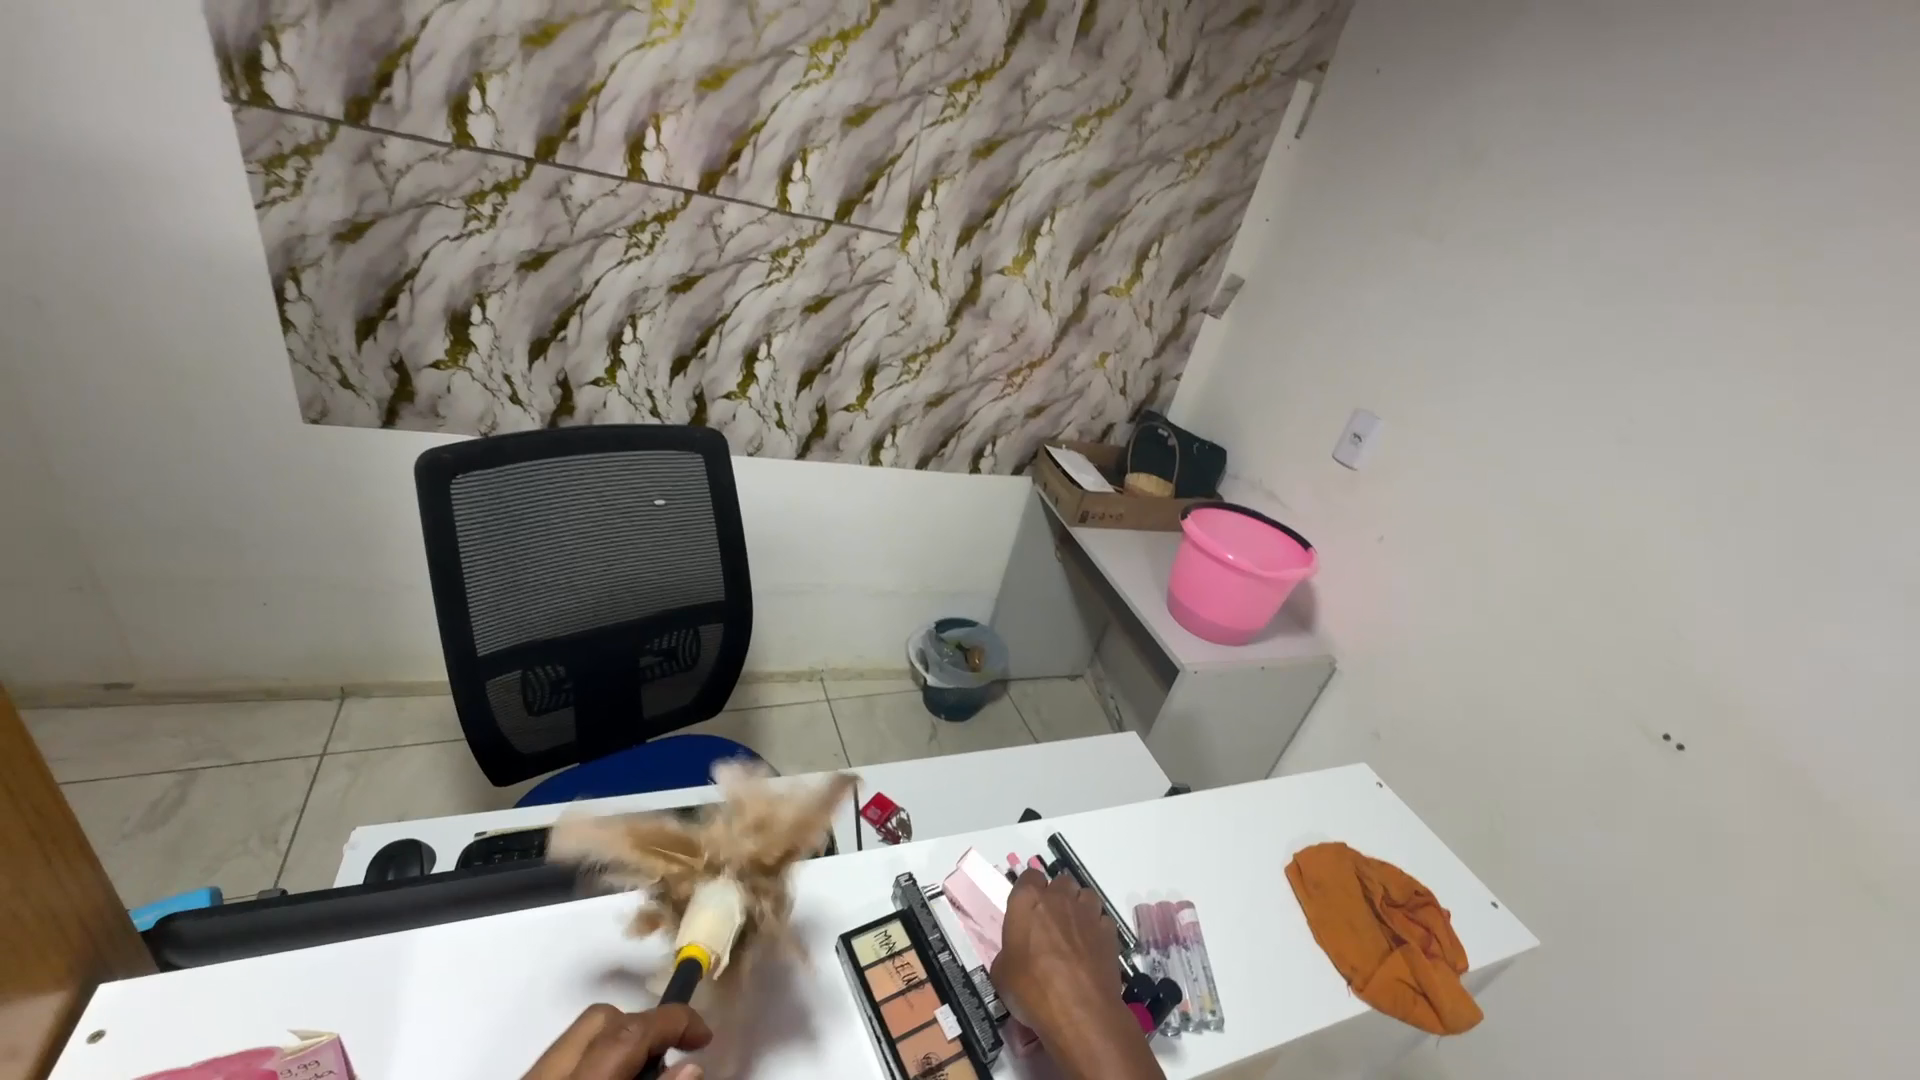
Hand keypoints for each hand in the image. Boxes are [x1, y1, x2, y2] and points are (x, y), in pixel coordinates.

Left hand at [520, 1003, 711, 1079]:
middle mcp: (543, 1075)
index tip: (704, 1037)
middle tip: (671, 1057)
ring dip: (617, 1043)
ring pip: (577, 1036)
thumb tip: (692, 1065)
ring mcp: (528, 1076)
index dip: (675, 1022)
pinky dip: (591, 1062)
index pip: (628, 1033)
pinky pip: (561, 1060)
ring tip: (641, 1074)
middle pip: (599, 1019)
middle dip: (643, 1026)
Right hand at [990, 869, 1125, 1033]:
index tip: (1026, 909)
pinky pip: (1102, 920)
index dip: (1029, 890)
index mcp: (1027, 900)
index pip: (1029, 875)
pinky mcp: (1109, 931)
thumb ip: (1009, 952)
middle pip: (1060, 882)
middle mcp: (1059, 898)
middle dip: (1057, 896)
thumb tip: (1016, 954)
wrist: (1079, 1012)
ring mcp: (1087, 912)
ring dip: (1079, 907)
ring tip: (1074, 932)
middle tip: (1050, 923)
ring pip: (1085, 895)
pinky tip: (1092, 949)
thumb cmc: (1031, 989)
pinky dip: (1097, 929)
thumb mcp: (1001, 974)